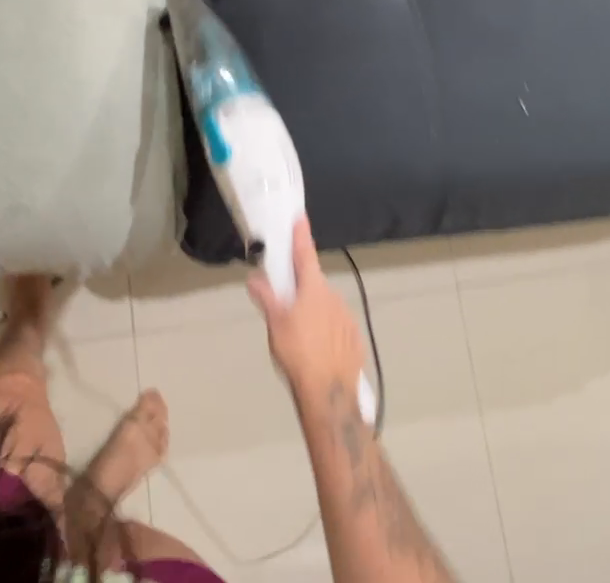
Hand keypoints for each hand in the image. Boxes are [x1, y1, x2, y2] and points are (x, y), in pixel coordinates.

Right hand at [246, 218, 363, 401]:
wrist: (330, 392)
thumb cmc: (298, 352)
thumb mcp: (275, 324)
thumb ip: (266, 298)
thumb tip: (255, 278)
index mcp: (312, 288)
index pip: (305, 254)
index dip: (301, 235)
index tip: (300, 217)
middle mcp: (333, 296)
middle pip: (314, 283)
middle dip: (301, 287)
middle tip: (286, 304)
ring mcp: (346, 317)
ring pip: (326, 305)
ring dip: (314, 311)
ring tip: (300, 335)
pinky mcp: (354, 337)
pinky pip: (336, 326)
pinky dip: (326, 330)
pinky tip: (317, 349)